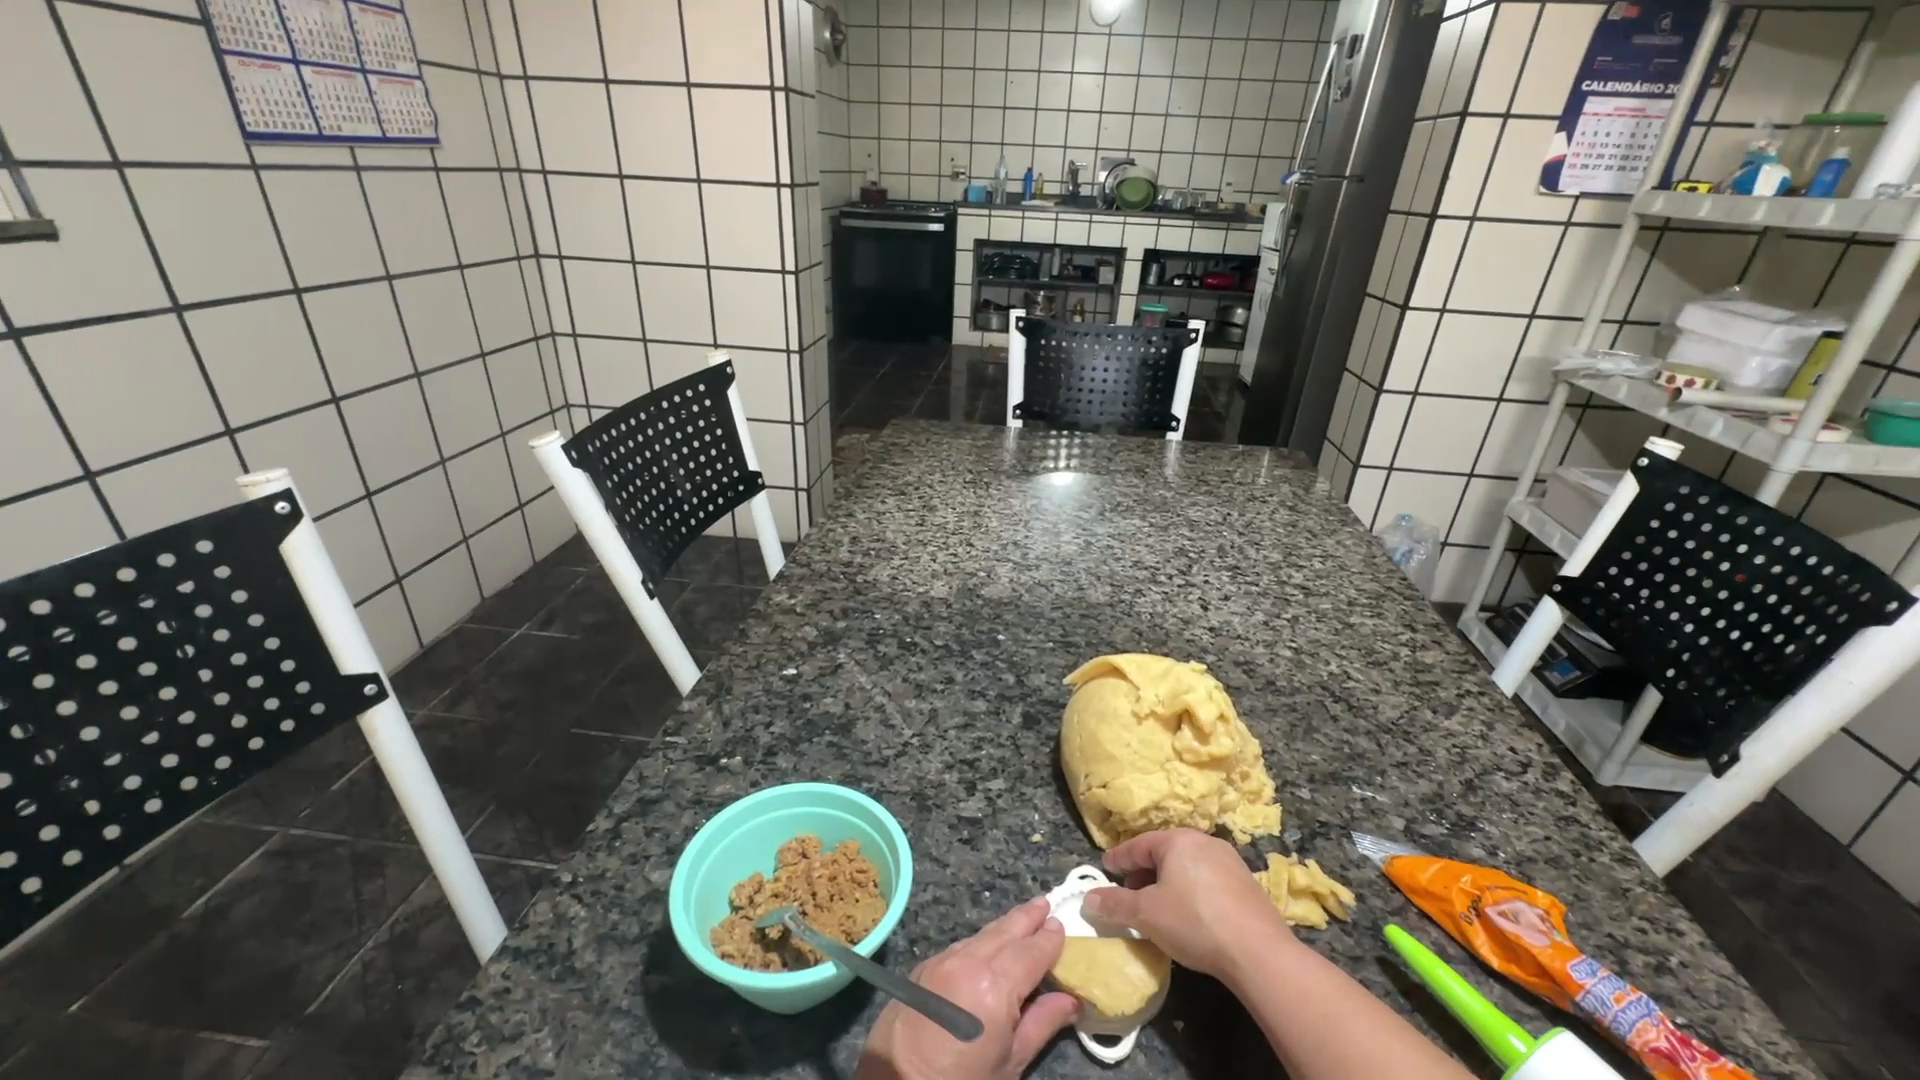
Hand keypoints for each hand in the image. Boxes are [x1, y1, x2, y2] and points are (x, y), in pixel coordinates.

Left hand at [855, 897, 1079, 1079]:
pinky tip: (988, 945)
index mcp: (995, 985)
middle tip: (1043, 904)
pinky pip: (960, 946)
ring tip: (1021, 919)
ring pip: (981, 935)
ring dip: (1004, 926)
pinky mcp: (923, 967)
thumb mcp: (1009, 1063)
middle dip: (1026, 917)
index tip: (1061, 926)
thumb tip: (1070, 1000)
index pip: (1032, 951)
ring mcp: (942, 961)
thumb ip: (1041, 1024)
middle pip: (1005, 931)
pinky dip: (980, 941)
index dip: (1049, 939)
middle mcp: (969, 962)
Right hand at [1081, 828, 1292, 979]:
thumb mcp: (1146, 914)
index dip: (1119, 858)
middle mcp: (1206, 843)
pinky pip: (1206, 880)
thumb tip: (1088, 899)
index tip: (1105, 867)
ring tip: (1155, 906)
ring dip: (1167, 883)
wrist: (1259, 952)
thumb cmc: (1194, 922)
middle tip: (1128, 892)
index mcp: (1179, 841)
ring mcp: (1230, 863)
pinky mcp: (1246, 886)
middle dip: (1143, 872)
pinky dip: (1189, 891)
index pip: (1139, 844)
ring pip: (1187, 867)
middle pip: (1165, 853)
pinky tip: (1186, 915)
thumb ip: (1115, 904)